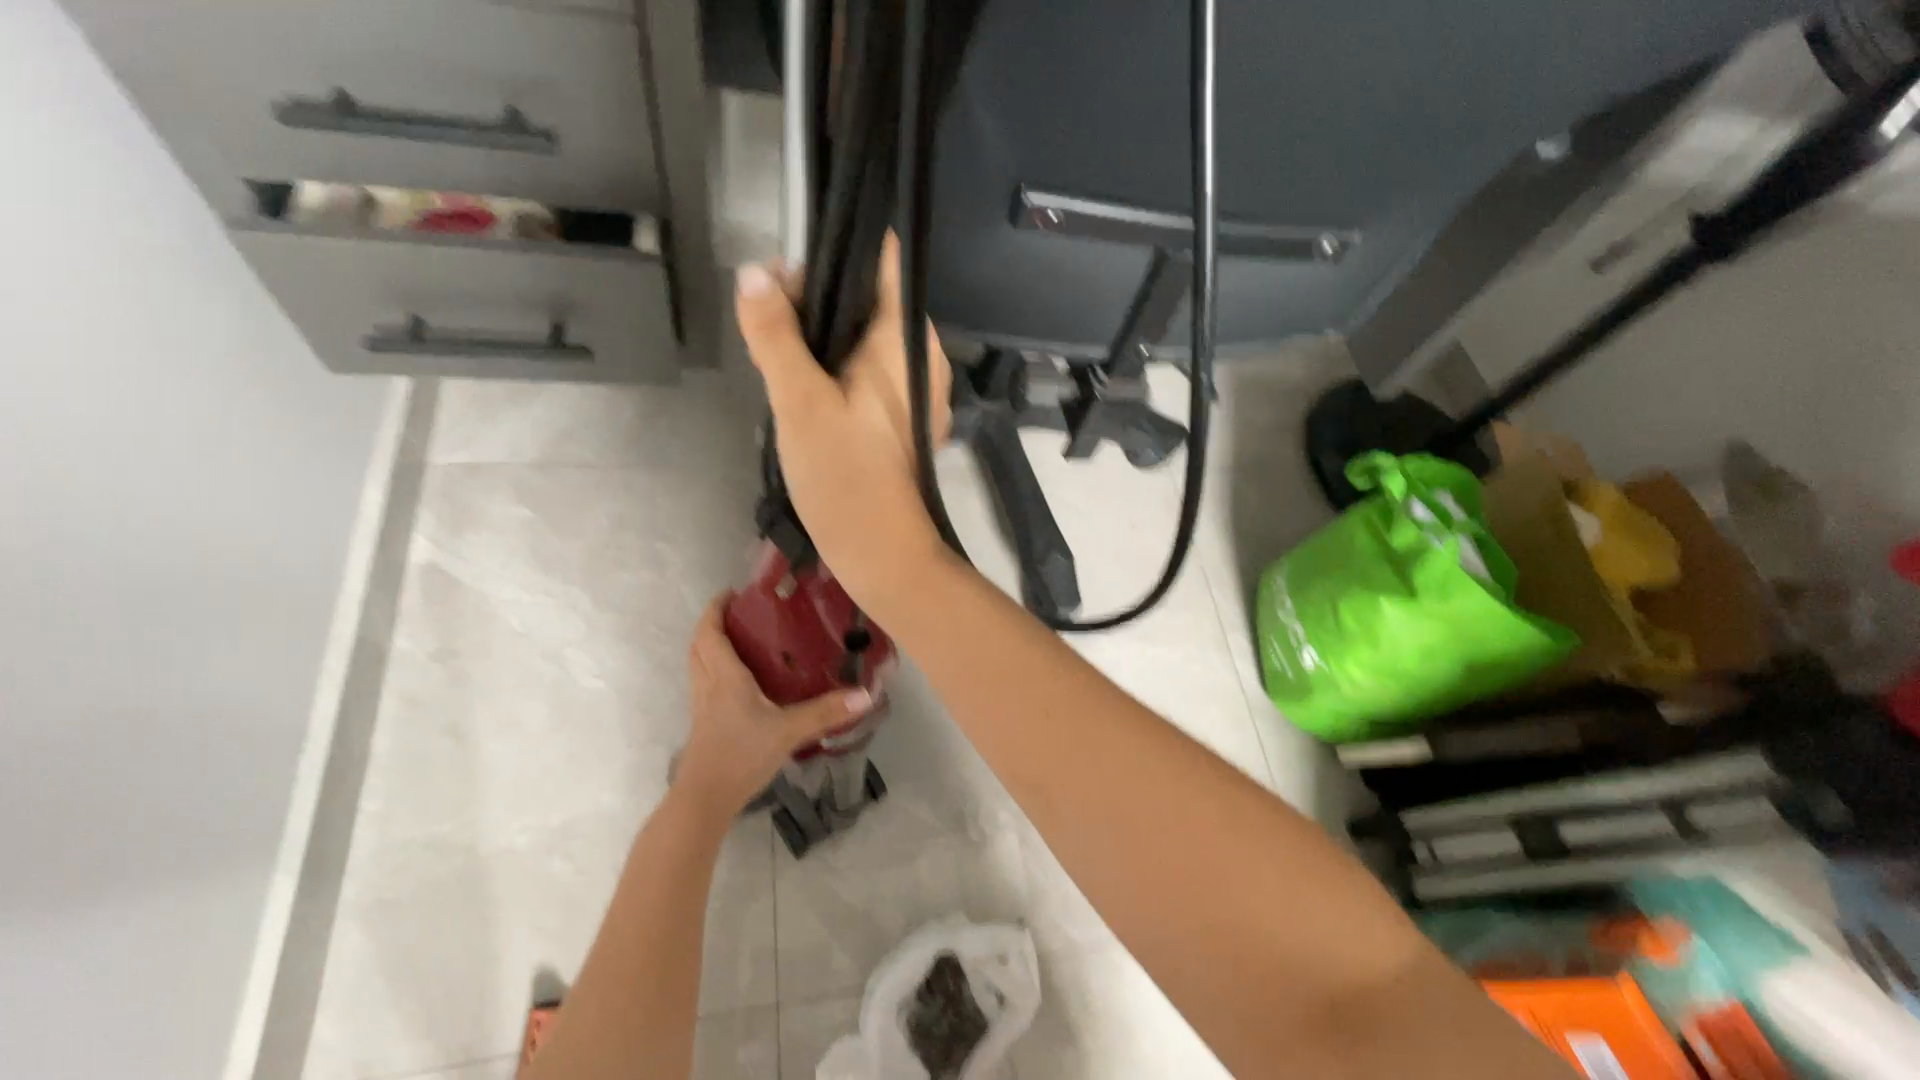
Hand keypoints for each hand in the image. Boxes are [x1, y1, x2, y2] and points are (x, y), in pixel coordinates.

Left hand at [675, 594, 874, 816]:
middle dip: (713, 625)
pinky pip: (706, 686)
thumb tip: (865, 694)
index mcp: (725, 677)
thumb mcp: (788, 732)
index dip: (716, 608)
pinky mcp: (704, 726)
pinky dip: (716, 673)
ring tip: (741, 642)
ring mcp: (702, 707)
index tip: (733, 593)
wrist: (704, 799)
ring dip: (712, 648)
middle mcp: (708, 686)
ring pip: (699, 666)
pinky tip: (742, 686)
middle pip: (699, 645)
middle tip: (739, 615)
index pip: (710, 632)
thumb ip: (825, 712)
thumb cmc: (741, 756)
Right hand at [734, 235, 952, 603]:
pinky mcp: (899, 418)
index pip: (879, 260)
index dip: (833, 249)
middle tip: (766, 321)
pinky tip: (800, 389)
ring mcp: (912, 389)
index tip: (785, 264)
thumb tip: (754, 273)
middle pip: (863, 299)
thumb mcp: (799, 401)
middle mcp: (917, 355)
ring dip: (817, 338)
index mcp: (904, 338)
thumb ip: (775, 336)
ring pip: (858, 338)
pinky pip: (862, 372)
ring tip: (774, 354)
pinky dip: (832, 369)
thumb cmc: (846, 476)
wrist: (883, 554)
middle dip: (813, 300)